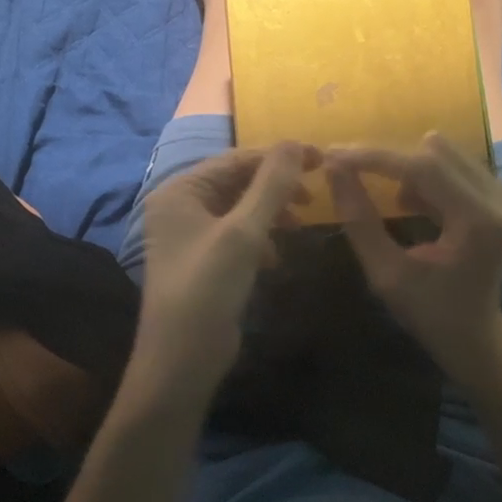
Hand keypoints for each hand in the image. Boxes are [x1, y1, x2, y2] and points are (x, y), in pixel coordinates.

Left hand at [138, 142, 317, 379]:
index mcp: (179, 191)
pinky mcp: (203, 262)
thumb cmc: (208, 288)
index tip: (322, 162)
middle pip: (237, 182)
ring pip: (240, 210)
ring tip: (299, 228)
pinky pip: (237, 237)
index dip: (279, 157)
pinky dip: (260, 241)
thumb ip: (271, 186)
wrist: (182, 359)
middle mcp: (180, 207)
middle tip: (314, 199)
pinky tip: (275, 260)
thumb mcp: (244, 233)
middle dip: (276, 188)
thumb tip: (296, 142)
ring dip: (272, 215)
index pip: (235, 159)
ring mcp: (189, 236)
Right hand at [326, 133, 501, 384]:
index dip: (374, 157)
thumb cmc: (428, 311)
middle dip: (387, 160)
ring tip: (394, 204)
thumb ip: (359, 220)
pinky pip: (454, 165)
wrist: (474, 334)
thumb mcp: (386, 273)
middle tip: (348, 172)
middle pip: (434, 152)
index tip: (333, 154)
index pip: (423, 167)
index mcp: (478, 220)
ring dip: (407, 170)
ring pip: (443, 153)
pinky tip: (414, 206)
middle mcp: (500, 198)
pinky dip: (424, 178)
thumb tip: (333, 169)